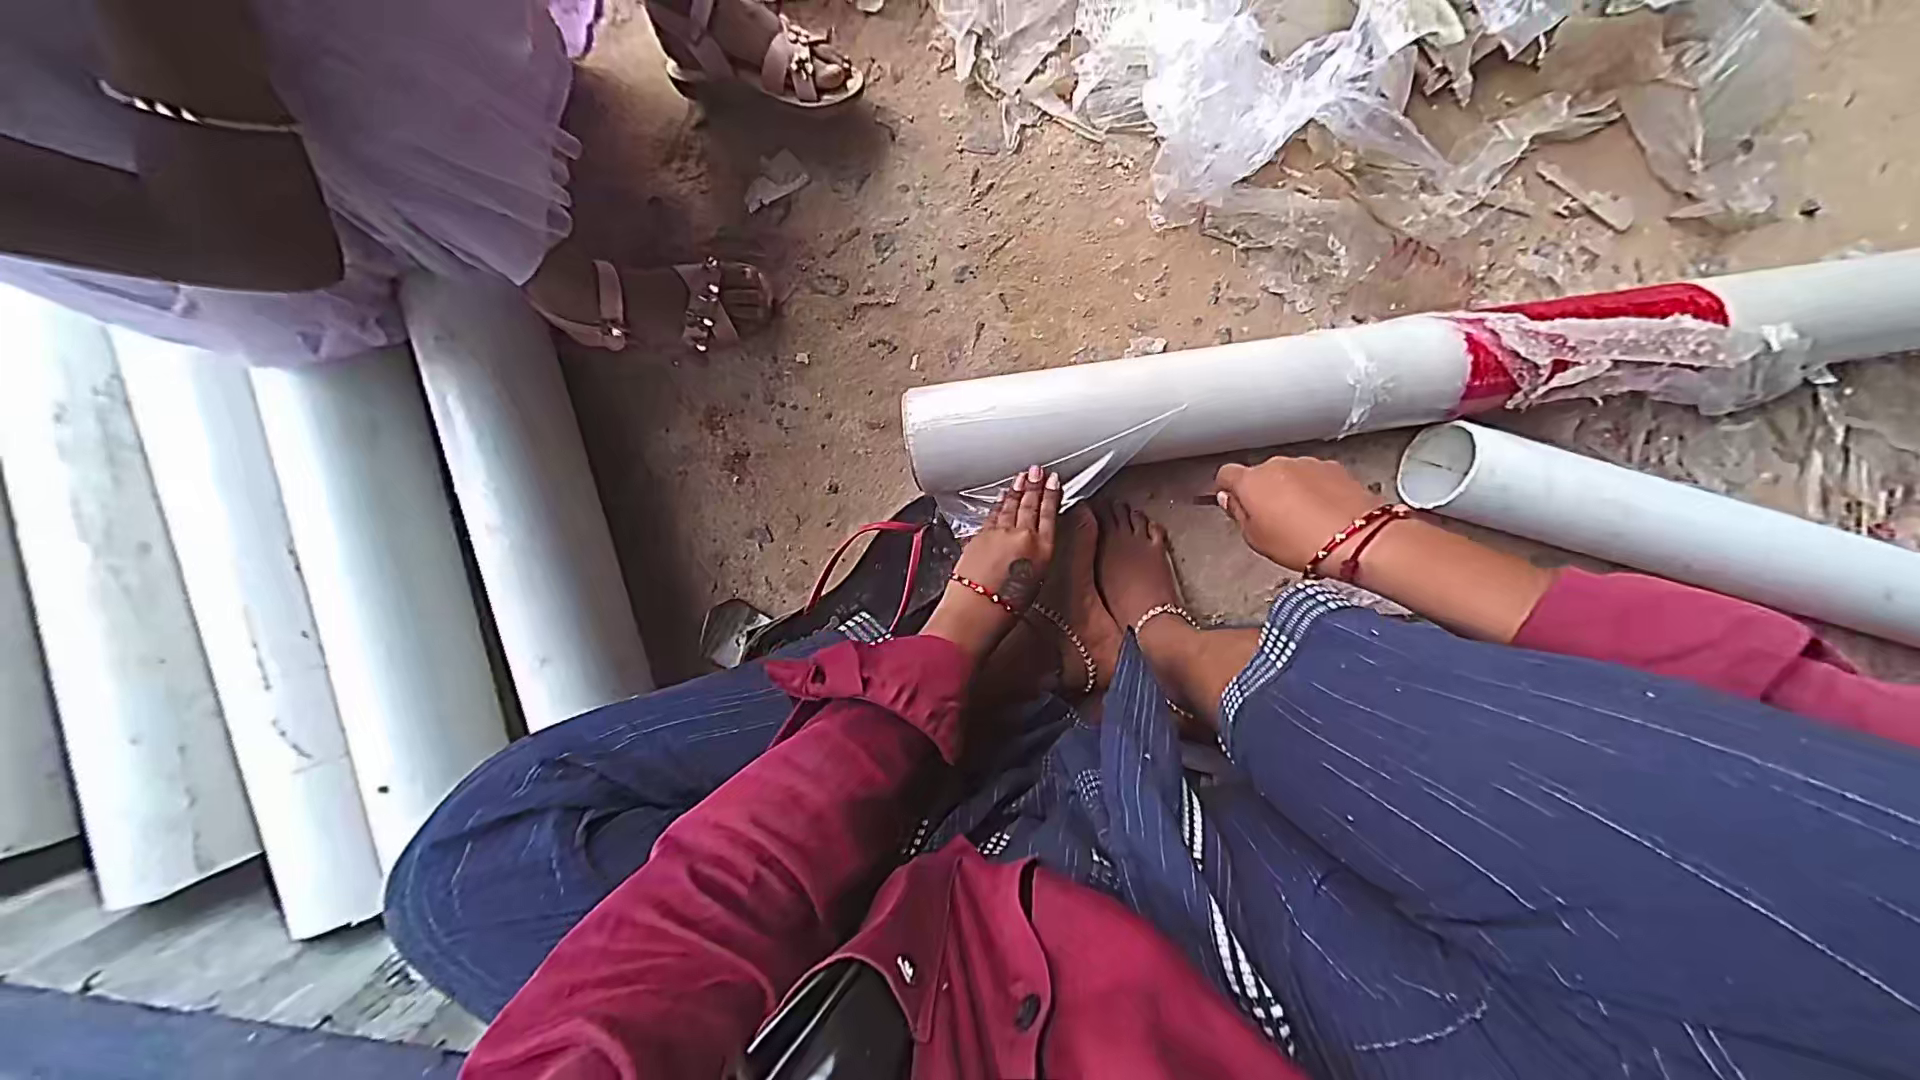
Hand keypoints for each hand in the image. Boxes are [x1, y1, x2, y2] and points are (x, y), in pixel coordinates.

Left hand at [921, 465, 1060, 664]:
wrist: (975, 612)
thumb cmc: (1004, 609)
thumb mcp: (1033, 584)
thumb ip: (1033, 560)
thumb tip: (1028, 550)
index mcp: (1043, 551)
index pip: (1050, 514)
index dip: (1051, 495)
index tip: (1053, 482)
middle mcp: (1023, 537)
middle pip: (1030, 504)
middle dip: (1034, 485)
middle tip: (1038, 471)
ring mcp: (999, 533)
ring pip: (1011, 504)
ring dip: (1017, 489)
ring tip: (1022, 477)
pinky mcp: (980, 535)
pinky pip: (993, 513)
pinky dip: (999, 502)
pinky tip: (1001, 497)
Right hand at [1213, 457, 1383, 571]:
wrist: (1358, 539)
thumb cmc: (1304, 543)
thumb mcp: (1255, 539)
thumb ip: (1238, 514)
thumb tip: (1232, 501)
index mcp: (1250, 481)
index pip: (1226, 474)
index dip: (1227, 490)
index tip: (1234, 503)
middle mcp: (1276, 465)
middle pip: (1259, 474)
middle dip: (1262, 492)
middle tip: (1269, 520)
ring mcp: (1307, 464)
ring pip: (1288, 474)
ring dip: (1289, 490)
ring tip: (1300, 520)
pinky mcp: (1334, 468)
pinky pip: (1313, 477)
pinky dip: (1314, 490)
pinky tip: (1320, 513)